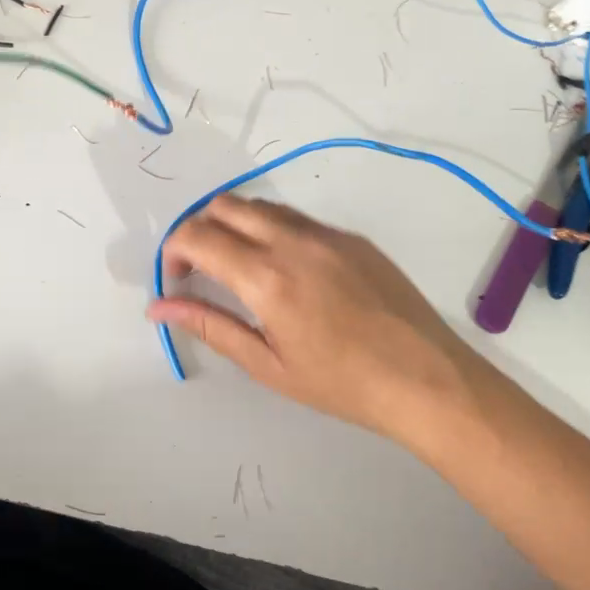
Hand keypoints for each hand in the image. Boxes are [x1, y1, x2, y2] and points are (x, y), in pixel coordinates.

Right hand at [147, 196, 505, 445]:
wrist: (431, 382)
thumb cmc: (341, 384)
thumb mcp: (266, 364)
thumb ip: (209, 325)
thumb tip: (157, 307)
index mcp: (265, 277)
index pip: (197, 236)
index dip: (174, 250)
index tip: (178, 278)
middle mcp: (292, 243)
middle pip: (224, 206)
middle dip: (200, 229)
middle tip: (202, 268)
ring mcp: (327, 235)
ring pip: (260, 206)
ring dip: (235, 225)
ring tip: (240, 266)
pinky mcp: (353, 239)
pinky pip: (296, 219)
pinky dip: (271, 231)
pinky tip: (286, 272)